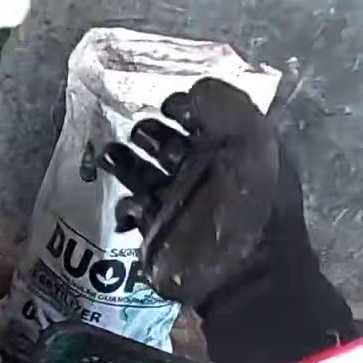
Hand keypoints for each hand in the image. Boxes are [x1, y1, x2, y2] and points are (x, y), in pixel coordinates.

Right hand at [100, 77, 355, 362]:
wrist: (242, 269)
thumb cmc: (250, 200)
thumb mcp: (251, 138)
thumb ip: (222, 104)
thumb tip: (186, 93)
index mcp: (224, 148)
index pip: (195, 118)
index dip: (179, 106)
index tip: (166, 106)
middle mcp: (198, 173)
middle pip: (161, 144)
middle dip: (146, 133)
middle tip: (138, 133)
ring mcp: (175, 203)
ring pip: (140, 173)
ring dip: (123, 161)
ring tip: (112, 154)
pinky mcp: (155, 231)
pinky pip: (131, 210)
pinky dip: (125, 206)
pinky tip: (134, 205)